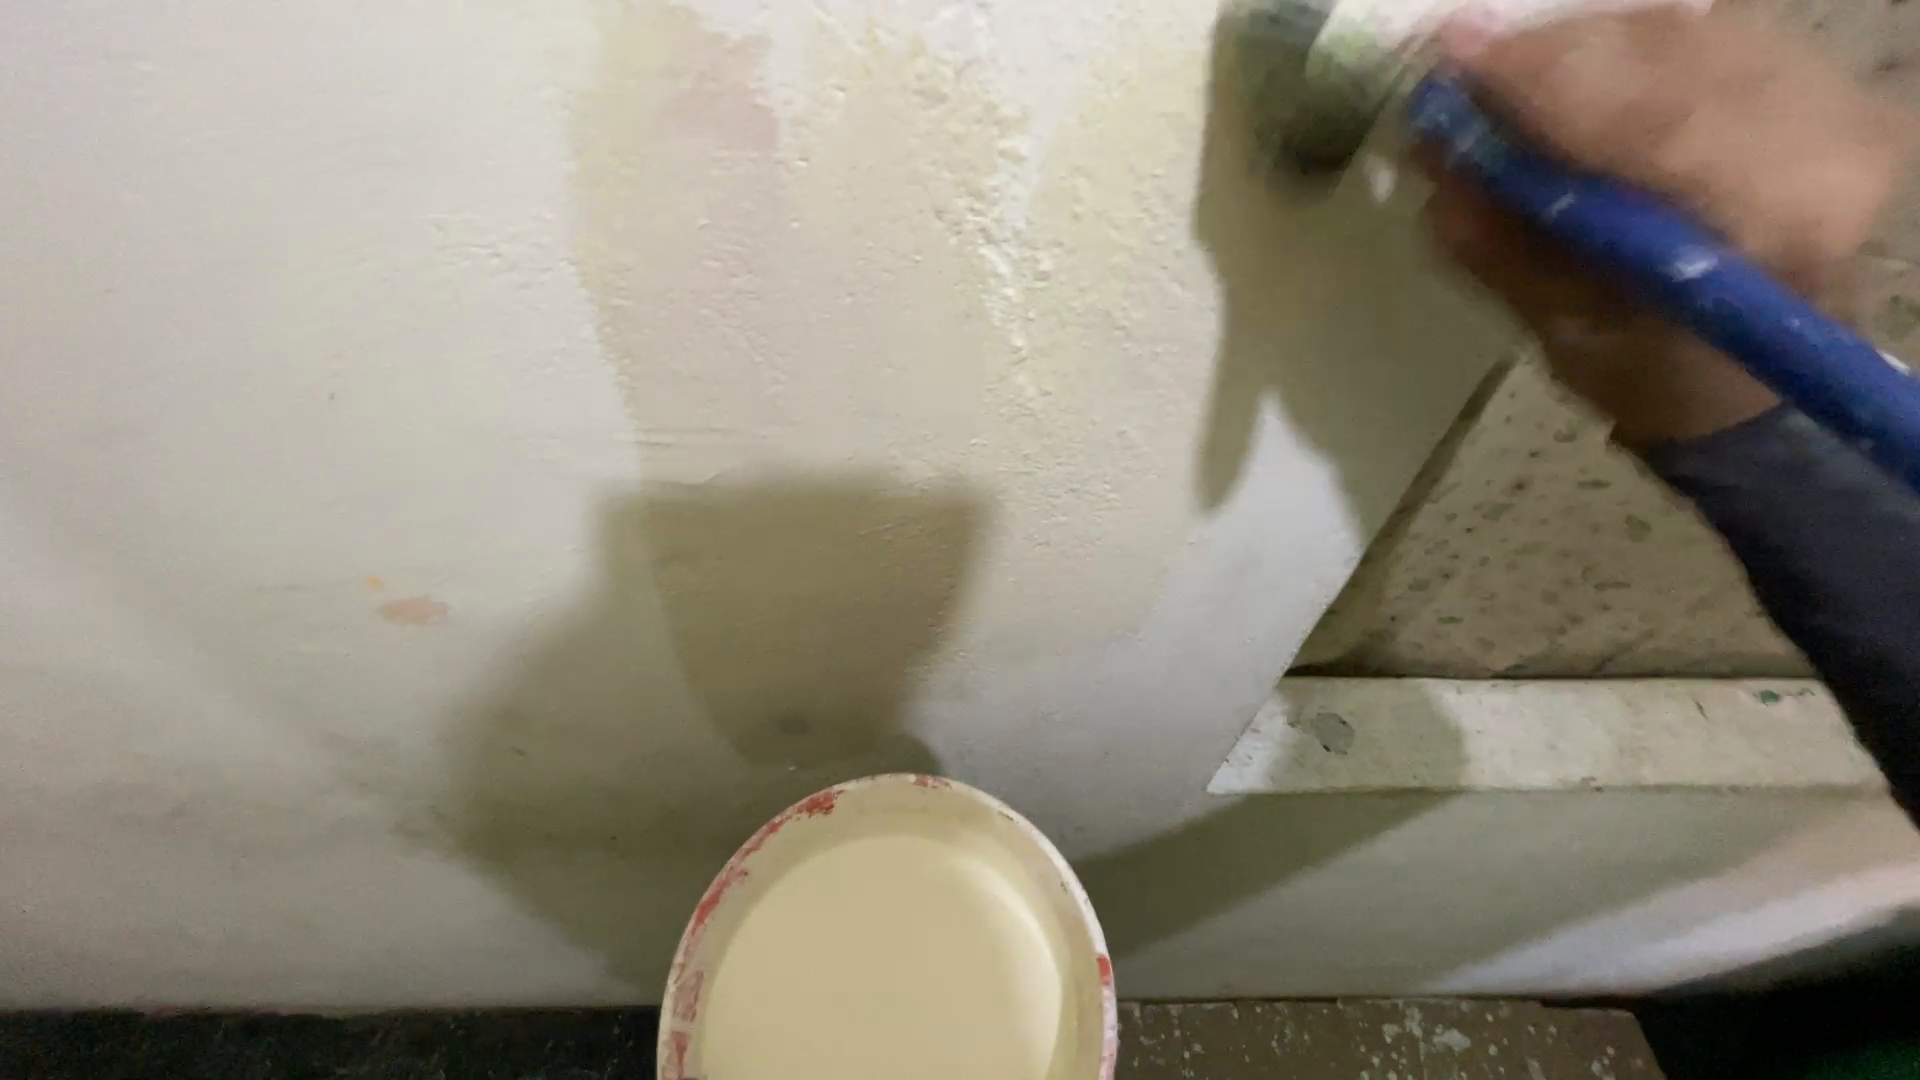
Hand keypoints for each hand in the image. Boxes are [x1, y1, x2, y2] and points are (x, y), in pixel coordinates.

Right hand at [1419, 4, 1913, 445]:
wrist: (1750, 372)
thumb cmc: (1648, 376)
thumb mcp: (1559, 330)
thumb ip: (1501, 247)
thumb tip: (1435, 166)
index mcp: (1769, 226)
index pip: (1652, 121)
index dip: (1544, 81)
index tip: (1450, 58)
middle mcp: (1827, 137)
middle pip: (1672, 51)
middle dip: (1547, 53)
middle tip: (1452, 67)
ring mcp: (1834, 95)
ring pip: (1683, 29)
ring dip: (1573, 45)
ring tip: (1490, 73)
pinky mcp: (1818, 77)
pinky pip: (1700, 32)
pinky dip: (1613, 45)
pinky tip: (1556, 72)